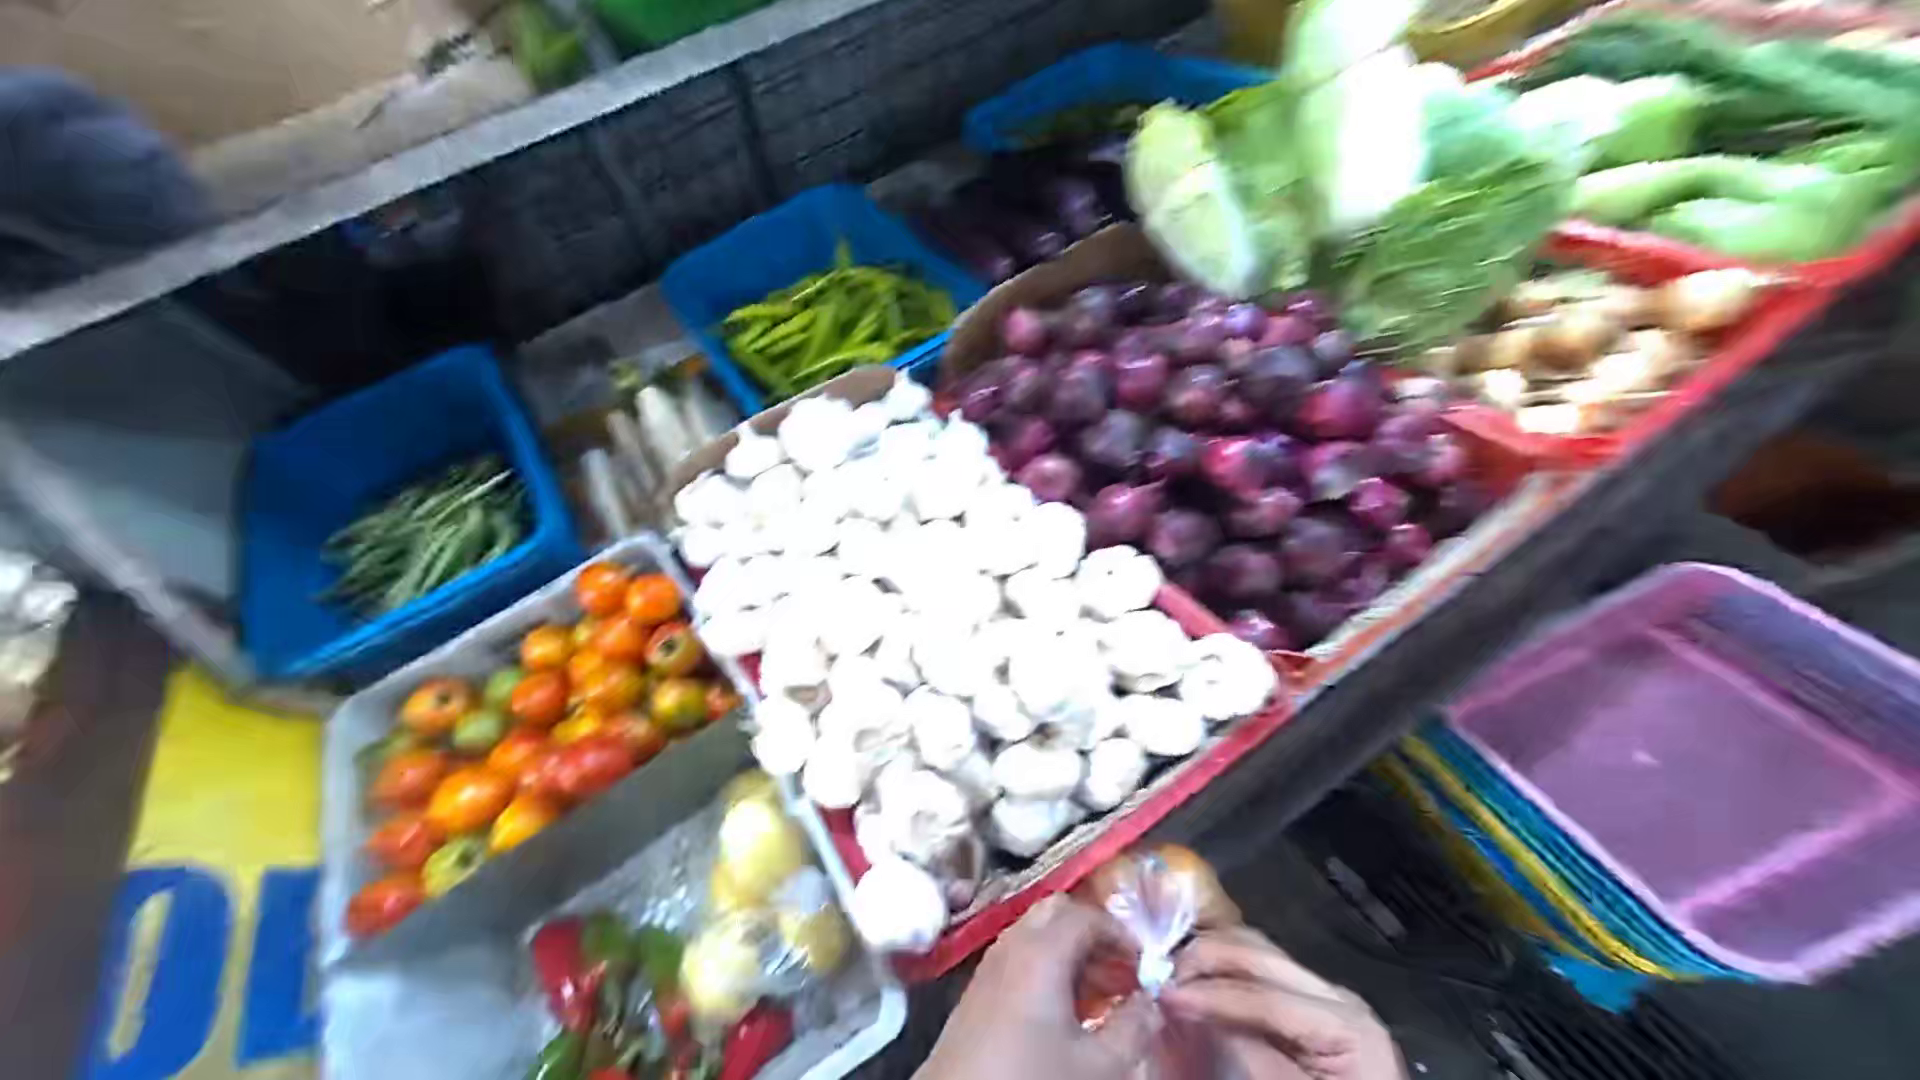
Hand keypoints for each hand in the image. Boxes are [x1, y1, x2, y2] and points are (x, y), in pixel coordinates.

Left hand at [917, 895, 1156, 1079]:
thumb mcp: (1097, 1068)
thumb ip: (1132, 1029)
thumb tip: (1151, 1004)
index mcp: (1042, 951)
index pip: (1086, 915)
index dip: (1120, 934)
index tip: (1142, 964)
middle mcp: (1013, 944)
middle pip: (1056, 911)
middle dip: (1091, 931)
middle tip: (1118, 968)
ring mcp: (991, 962)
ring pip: (1035, 929)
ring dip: (1068, 946)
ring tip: (1096, 989)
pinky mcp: (979, 985)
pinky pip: (1018, 952)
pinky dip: (1045, 960)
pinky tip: (1061, 1004)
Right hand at [1160, 928, 1404, 1079]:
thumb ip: (1245, 1053)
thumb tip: (1192, 1011)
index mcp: (1346, 1024)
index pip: (1263, 996)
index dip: (1209, 994)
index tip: (1164, 996)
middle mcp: (1336, 994)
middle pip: (1258, 953)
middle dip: (1204, 957)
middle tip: (1162, 975)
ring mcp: (1324, 993)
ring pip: (1255, 948)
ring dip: (1210, 954)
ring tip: (1175, 972)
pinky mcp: (1309, 1002)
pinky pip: (1260, 967)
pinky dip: (1224, 966)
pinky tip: (1198, 977)